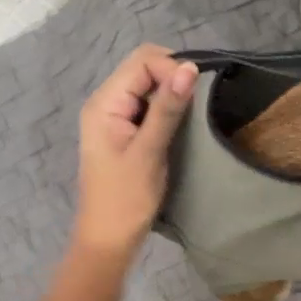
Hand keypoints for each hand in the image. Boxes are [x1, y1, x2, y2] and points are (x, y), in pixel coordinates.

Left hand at [71, 45, 197, 255]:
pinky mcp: (124, 132)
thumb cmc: (126, 199)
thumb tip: (189, 68)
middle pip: (142, 68)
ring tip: (191, 116)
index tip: (195, 95)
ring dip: (171, 94)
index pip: (142, 61)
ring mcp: (113, 118)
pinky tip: (178, 126)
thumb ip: (167, 109)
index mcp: (104, 103)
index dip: (171, 69)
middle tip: (196, 105)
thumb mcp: (149, 152)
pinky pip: (146, 106)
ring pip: (146, 87)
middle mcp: (105, 103)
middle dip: (172, 77)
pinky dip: (165, 109)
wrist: (108, 240)